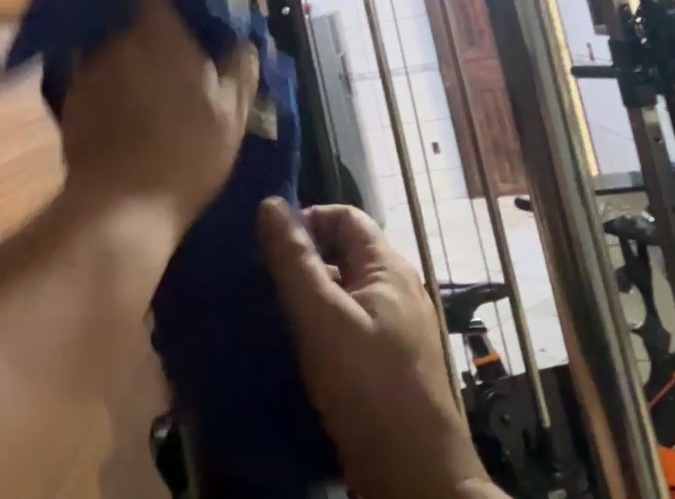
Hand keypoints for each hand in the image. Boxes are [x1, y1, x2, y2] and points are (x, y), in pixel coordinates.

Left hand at [58, 0, 258, 228]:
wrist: (122, 205)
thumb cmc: (187, 153)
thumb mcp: (232, 112)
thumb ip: (240, 63)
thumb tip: (243, 35)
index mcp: (156, 32)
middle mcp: (115, 38)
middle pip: (126, 6)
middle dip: (144, 10)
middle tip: (167, 26)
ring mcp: (86, 65)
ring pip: (106, 37)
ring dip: (122, 41)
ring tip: (143, 60)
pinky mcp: (70, 94)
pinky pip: (88, 67)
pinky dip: (104, 70)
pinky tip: (120, 91)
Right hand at [258, 199, 493, 498]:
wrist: (413, 475)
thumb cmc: (366, 384)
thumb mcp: (320, 315)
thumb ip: (293, 259)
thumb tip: (270, 203)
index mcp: (388, 268)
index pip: (343, 215)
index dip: (304, 220)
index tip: (266, 247)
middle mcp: (396, 289)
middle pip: (341, 252)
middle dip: (300, 259)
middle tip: (260, 280)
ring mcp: (394, 328)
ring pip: (341, 291)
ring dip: (305, 295)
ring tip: (268, 312)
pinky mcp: (386, 362)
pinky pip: (346, 324)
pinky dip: (318, 326)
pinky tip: (292, 346)